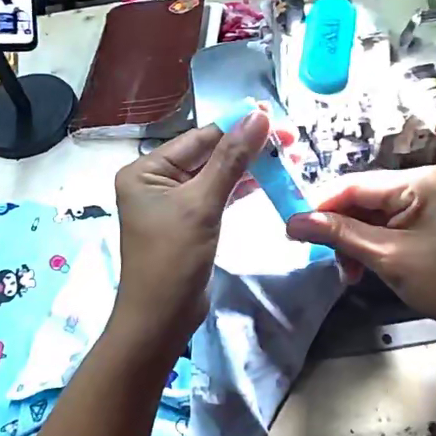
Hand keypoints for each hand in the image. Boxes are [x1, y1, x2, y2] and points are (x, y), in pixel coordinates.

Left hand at [110, 111, 268, 347]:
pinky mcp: (190, 222)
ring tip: (288, 155)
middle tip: (290, 139)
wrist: (162, 319)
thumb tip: (258, 116)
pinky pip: (217, 195)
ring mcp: (173, 202)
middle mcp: (155, 180)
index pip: (199, 138)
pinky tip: (268, 178)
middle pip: (208, 154)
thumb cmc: (173, 258)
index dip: (238, 127)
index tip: (275, 117)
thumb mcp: (202, 204)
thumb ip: (231, 159)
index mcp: (145, 170)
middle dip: (247, 147)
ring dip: (249, 167)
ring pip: (216, 175)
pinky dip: (241, 188)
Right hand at [284, 167, 435, 375]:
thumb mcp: (388, 258)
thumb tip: (291, 222)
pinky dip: (375, 246)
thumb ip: (339, 235)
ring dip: (356, 242)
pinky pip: (392, 225)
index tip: (294, 232)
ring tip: (351, 274)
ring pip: (374, 215)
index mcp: (420, 181)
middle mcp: (426, 182)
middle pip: (363, 199)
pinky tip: (368, 268)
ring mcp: (432, 201)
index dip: (320, 207)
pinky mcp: (435, 221)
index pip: (354, 185)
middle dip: (341, 231)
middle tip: (331, 263)